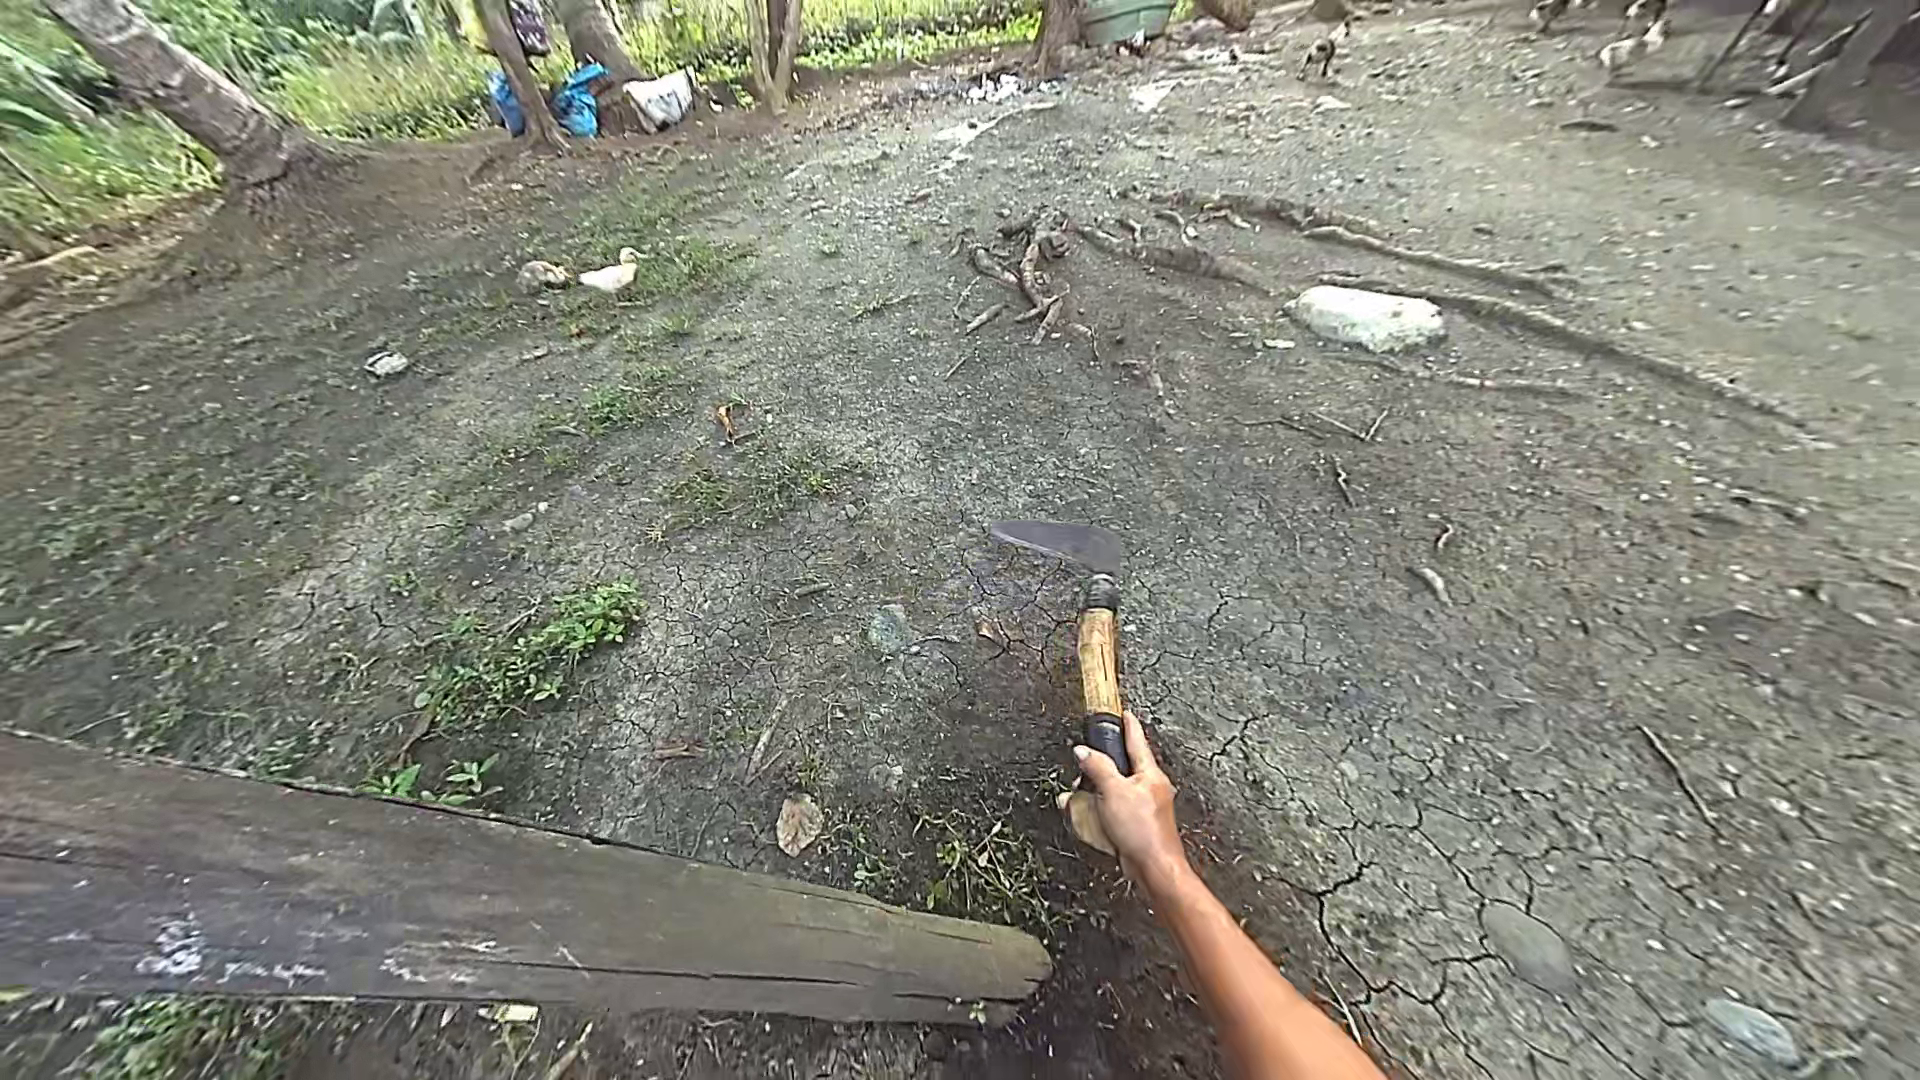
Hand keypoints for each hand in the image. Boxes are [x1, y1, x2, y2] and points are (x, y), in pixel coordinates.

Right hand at [1073, 711, 1189, 893]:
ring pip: (1116, 788)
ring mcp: (1144, 806)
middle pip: (1123, 765)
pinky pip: (1114, 808)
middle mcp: (1150, 787)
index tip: (1125, 713)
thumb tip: (1083, 751)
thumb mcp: (1114, 790)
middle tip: (1087, 759)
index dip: (1129, 725)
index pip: (1137, 741)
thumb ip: (1097, 767)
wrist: (1155, 869)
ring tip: (1081, 791)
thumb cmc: (1143, 831)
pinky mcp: (1137, 824)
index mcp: (1150, 774)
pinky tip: (1089, 813)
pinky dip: (1100, 807)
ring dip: (1097, 789)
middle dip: (1102, 763)